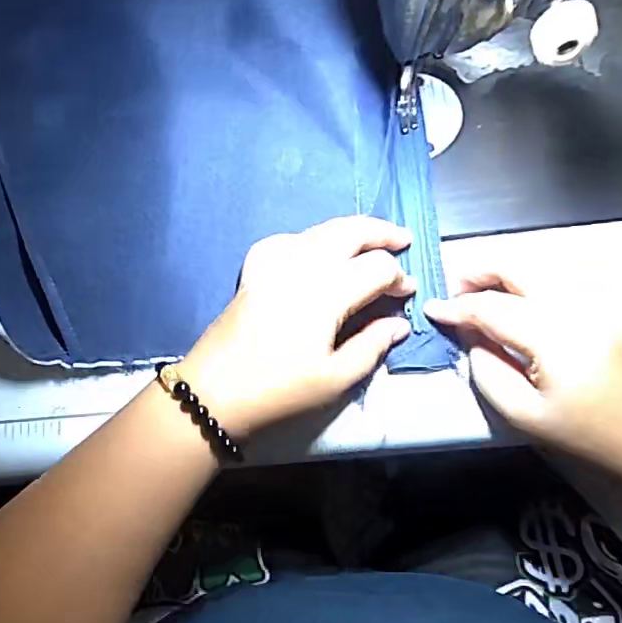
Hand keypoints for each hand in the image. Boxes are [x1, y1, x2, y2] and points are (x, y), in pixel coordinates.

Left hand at [176, 216, 416, 437]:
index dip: (398, 278)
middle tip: (403, 239)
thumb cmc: (278, 390)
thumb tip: (398, 324)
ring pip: (320, 230)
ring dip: (350, 231)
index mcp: (327, 291)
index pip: (376, 267)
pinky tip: (314, 251)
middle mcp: (302, 265)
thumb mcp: (334, 379)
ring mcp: (274, 263)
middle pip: (350, 231)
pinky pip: (288, 239)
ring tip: (369, 241)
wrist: (214, 393)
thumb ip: (371, 346)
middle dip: (380, 232)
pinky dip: (310, 238)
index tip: (407, 294)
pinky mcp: (254, 270)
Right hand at [424, 267, 621, 502]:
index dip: (458, 307)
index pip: (493, 307)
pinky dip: (540, 279)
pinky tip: (530, 301)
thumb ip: (488, 371)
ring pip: (545, 265)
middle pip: (520, 266)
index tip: (434, 310)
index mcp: (556, 336)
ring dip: (511, 273)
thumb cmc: (595, 435)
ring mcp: (608, 296)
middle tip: (458, 292)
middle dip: (481, 273)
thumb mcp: (527, 416)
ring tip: (490, 294)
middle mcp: (582, 303)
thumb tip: (473, 336)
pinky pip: (571, 276)